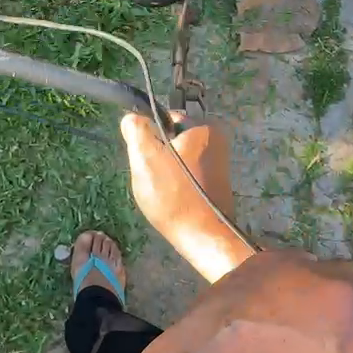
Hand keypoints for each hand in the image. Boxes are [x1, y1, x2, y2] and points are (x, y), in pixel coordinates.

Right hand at [120, 113, 250, 282]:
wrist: (203, 236)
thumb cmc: (173, 195)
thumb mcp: (146, 158)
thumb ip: (136, 131)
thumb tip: (132, 117)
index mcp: (204, 127)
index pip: (166, 119)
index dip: (150, 138)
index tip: (146, 159)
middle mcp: (217, 140)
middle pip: (172, 140)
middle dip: (159, 157)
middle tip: (154, 179)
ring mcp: (219, 162)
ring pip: (179, 159)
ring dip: (167, 172)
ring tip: (164, 191)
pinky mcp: (217, 181)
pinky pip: (189, 174)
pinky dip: (178, 184)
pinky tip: (174, 199)